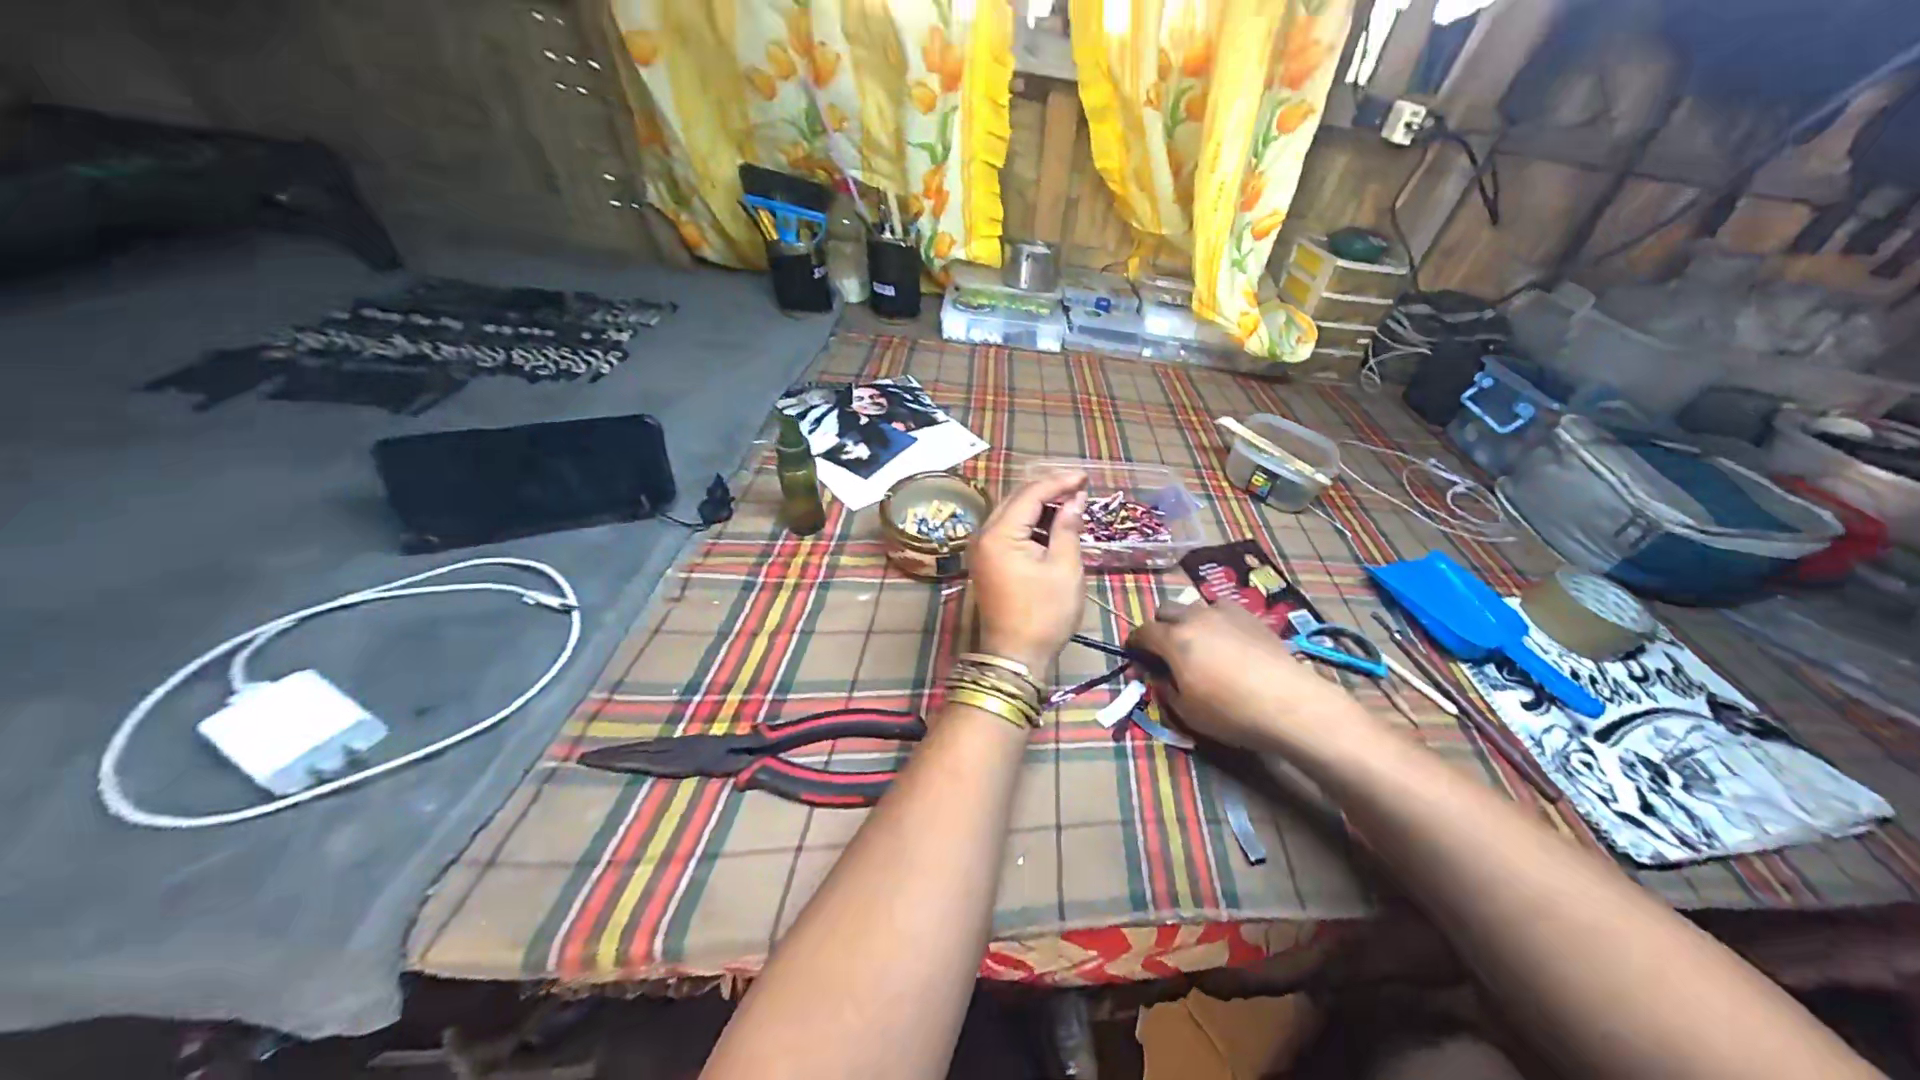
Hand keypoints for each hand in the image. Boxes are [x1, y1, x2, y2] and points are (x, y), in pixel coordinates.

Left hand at [969, 471, 1088, 673]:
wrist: (1016, 656)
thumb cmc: (1045, 613)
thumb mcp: (1064, 567)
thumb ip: (1068, 527)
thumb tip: (1075, 499)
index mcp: (1000, 534)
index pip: (1030, 494)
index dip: (1059, 482)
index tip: (1085, 477)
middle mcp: (983, 535)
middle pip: (1017, 499)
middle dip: (1049, 490)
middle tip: (1079, 487)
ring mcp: (982, 549)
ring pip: (1012, 514)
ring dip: (1040, 507)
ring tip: (1071, 504)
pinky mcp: (987, 562)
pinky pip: (1008, 531)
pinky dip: (1030, 525)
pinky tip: (1053, 525)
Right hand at [1128, 602, 1364, 749]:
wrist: (1291, 704)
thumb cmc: (1231, 712)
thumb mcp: (1186, 710)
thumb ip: (1164, 688)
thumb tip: (1157, 676)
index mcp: (1173, 639)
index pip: (1141, 632)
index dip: (1134, 645)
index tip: (1136, 660)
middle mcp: (1195, 618)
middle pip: (1165, 610)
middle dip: (1159, 628)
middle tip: (1166, 653)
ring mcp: (1225, 613)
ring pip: (1195, 607)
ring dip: (1188, 622)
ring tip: (1198, 645)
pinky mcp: (1251, 617)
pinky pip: (1222, 611)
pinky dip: (1215, 622)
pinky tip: (1227, 643)